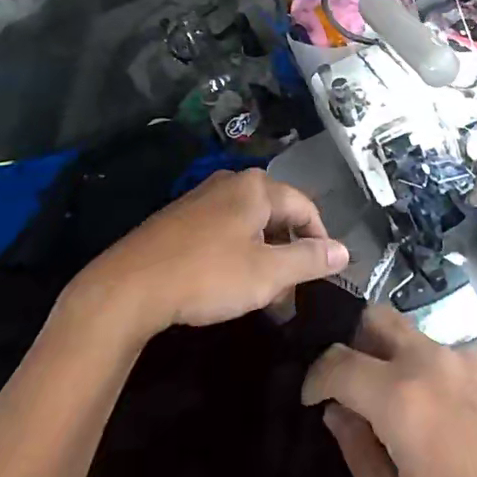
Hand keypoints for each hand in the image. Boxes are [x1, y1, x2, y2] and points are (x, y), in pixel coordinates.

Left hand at [64, 168, 350, 339]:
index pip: (305, 207)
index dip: (321, 241)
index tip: (324, 276)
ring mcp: (204, 195)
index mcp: (257, 187)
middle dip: (290, 252)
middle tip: (292, 293)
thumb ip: (308, 260)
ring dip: (265, 256)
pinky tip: (229, 282)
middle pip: (277, 213)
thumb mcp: (267, 273)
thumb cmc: (208, 274)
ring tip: (263, 295)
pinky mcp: (183, 215)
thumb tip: (344, 250)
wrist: (132, 283)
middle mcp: (232, 181)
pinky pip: (226, 228)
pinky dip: (239, 252)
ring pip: (251, 223)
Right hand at [303, 306, 476, 476]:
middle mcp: (436, 360)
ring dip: (399, 363)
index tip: (310, 397)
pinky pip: (455, 358)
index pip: (337, 361)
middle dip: (355, 342)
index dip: (314, 377)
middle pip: (378, 319)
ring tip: (404, 410)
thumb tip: (338, 412)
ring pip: (418, 339)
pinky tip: (450, 419)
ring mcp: (475, 361)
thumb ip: (359, 453)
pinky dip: (438, 376)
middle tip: (352, 385)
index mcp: (402, 395)